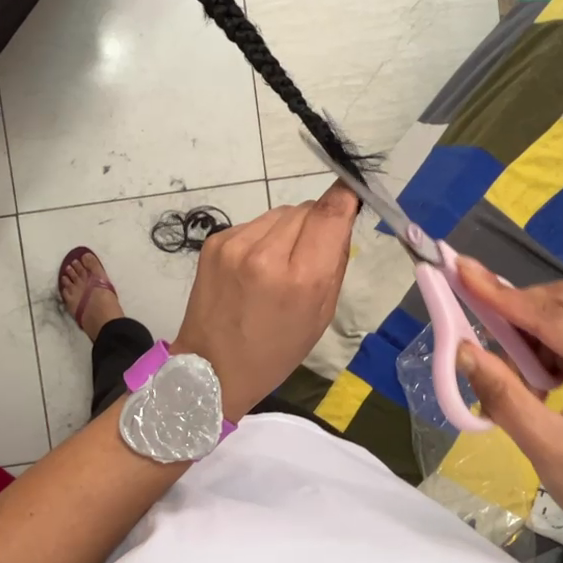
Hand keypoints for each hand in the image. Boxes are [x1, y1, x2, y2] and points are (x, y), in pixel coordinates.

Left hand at [171, 182, 358, 418]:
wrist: (211, 367)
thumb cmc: (275, 351)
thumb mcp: (321, 315)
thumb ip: (334, 264)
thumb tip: (342, 219)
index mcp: (300, 277)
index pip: (329, 213)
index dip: (344, 198)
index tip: (351, 194)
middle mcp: (265, 253)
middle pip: (305, 209)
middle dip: (315, 223)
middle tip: (310, 253)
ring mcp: (234, 244)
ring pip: (278, 213)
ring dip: (288, 229)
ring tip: (280, 264)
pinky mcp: (214, 242)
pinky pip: (253, 225)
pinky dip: (262, 238)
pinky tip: (255, 266)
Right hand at [454, 261, 562, 555]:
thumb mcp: (545, 448)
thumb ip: (503, 393)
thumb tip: (461, 348)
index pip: (556, 319)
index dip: (503, 296)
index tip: (460, 271)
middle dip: (517, 304)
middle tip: (471, 310)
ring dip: (533, 324)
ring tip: (502, 354)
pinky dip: (550, 342)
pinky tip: (532, 369)